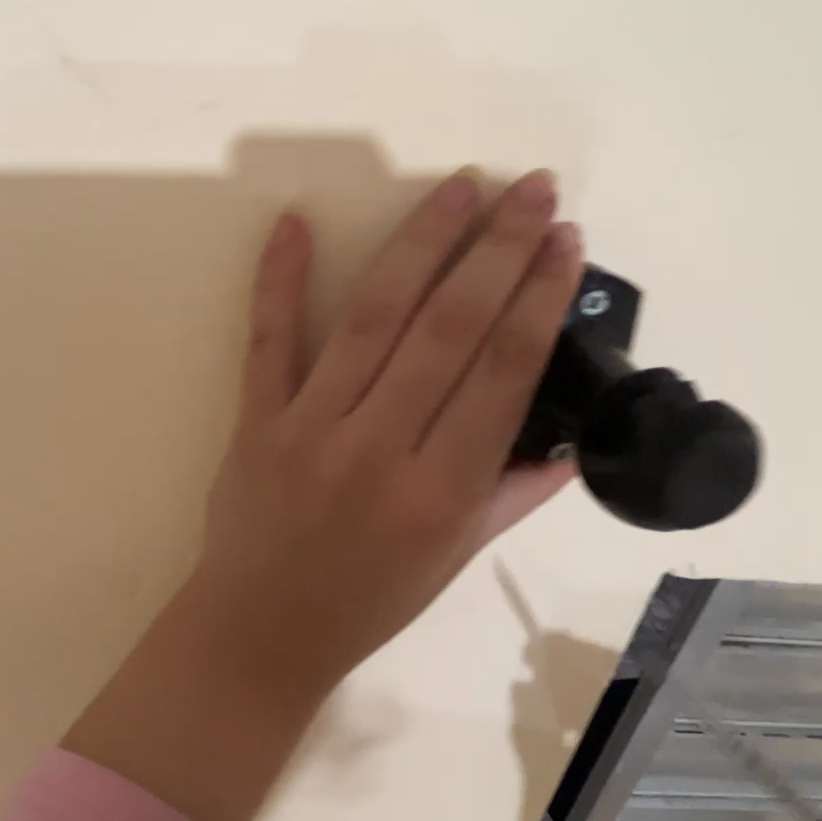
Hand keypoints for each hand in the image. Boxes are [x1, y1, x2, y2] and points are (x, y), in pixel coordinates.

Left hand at [187, 168, 585, 692]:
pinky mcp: (254, 423)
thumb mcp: (450, 562)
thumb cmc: (364, 604)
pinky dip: (279, 281)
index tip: (565, 240)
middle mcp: (380, 449)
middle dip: (498, 250)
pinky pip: (266, 342)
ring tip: (461, 186)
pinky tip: (295, 222)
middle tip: (532, 186)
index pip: (503, 373)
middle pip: (448, 329)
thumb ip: (506, 499)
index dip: (540, 298)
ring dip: (420, 243)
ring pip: (372, 318)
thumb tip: (567, 447)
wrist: (260, 633)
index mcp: (441, 492)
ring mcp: (310, 429)